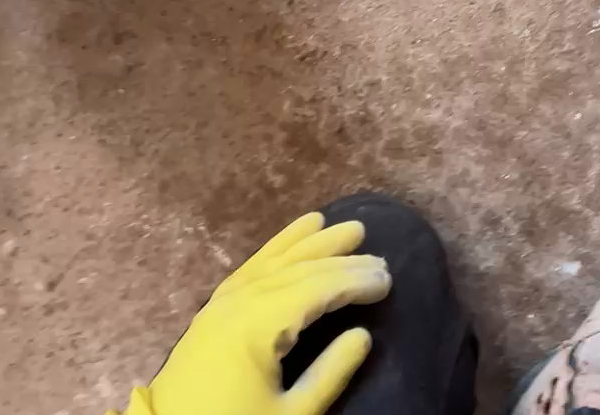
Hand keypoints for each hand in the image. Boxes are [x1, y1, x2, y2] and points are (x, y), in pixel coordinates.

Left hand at [114, 213, 392, 414]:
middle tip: (377, 255)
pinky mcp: (212, 310)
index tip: (387, 280)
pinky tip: (291, 238)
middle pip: (300, 269)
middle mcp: (241, 301)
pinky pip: (250, 267)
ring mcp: (222, 302)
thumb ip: (328, 374)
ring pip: (275, 261)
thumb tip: (362, 335)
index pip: (318, 289)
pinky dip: (275, 248)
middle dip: (340, 258)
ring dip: (309, 242)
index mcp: (259, 324)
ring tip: (337, 225)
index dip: (355, 281)